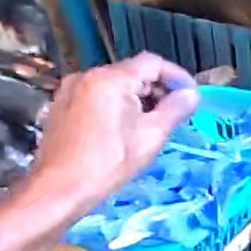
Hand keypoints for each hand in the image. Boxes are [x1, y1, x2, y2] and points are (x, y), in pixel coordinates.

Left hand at [22, 53, 197, 216]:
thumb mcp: (151, 136)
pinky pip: (98, 95)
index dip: (177, 76)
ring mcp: (72, 89)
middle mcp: (88, 76)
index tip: (191, 94)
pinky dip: (117, 104)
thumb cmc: (109, 163)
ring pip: (115, 84)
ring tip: (153, 123)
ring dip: (138, 97)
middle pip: (133, 72)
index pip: (152, 63)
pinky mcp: (63, 104)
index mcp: (111, 79)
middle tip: (176, 112)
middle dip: (158, 89)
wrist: (59, 188)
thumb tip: (191, 95)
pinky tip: (126, 128)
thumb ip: (174, 110)